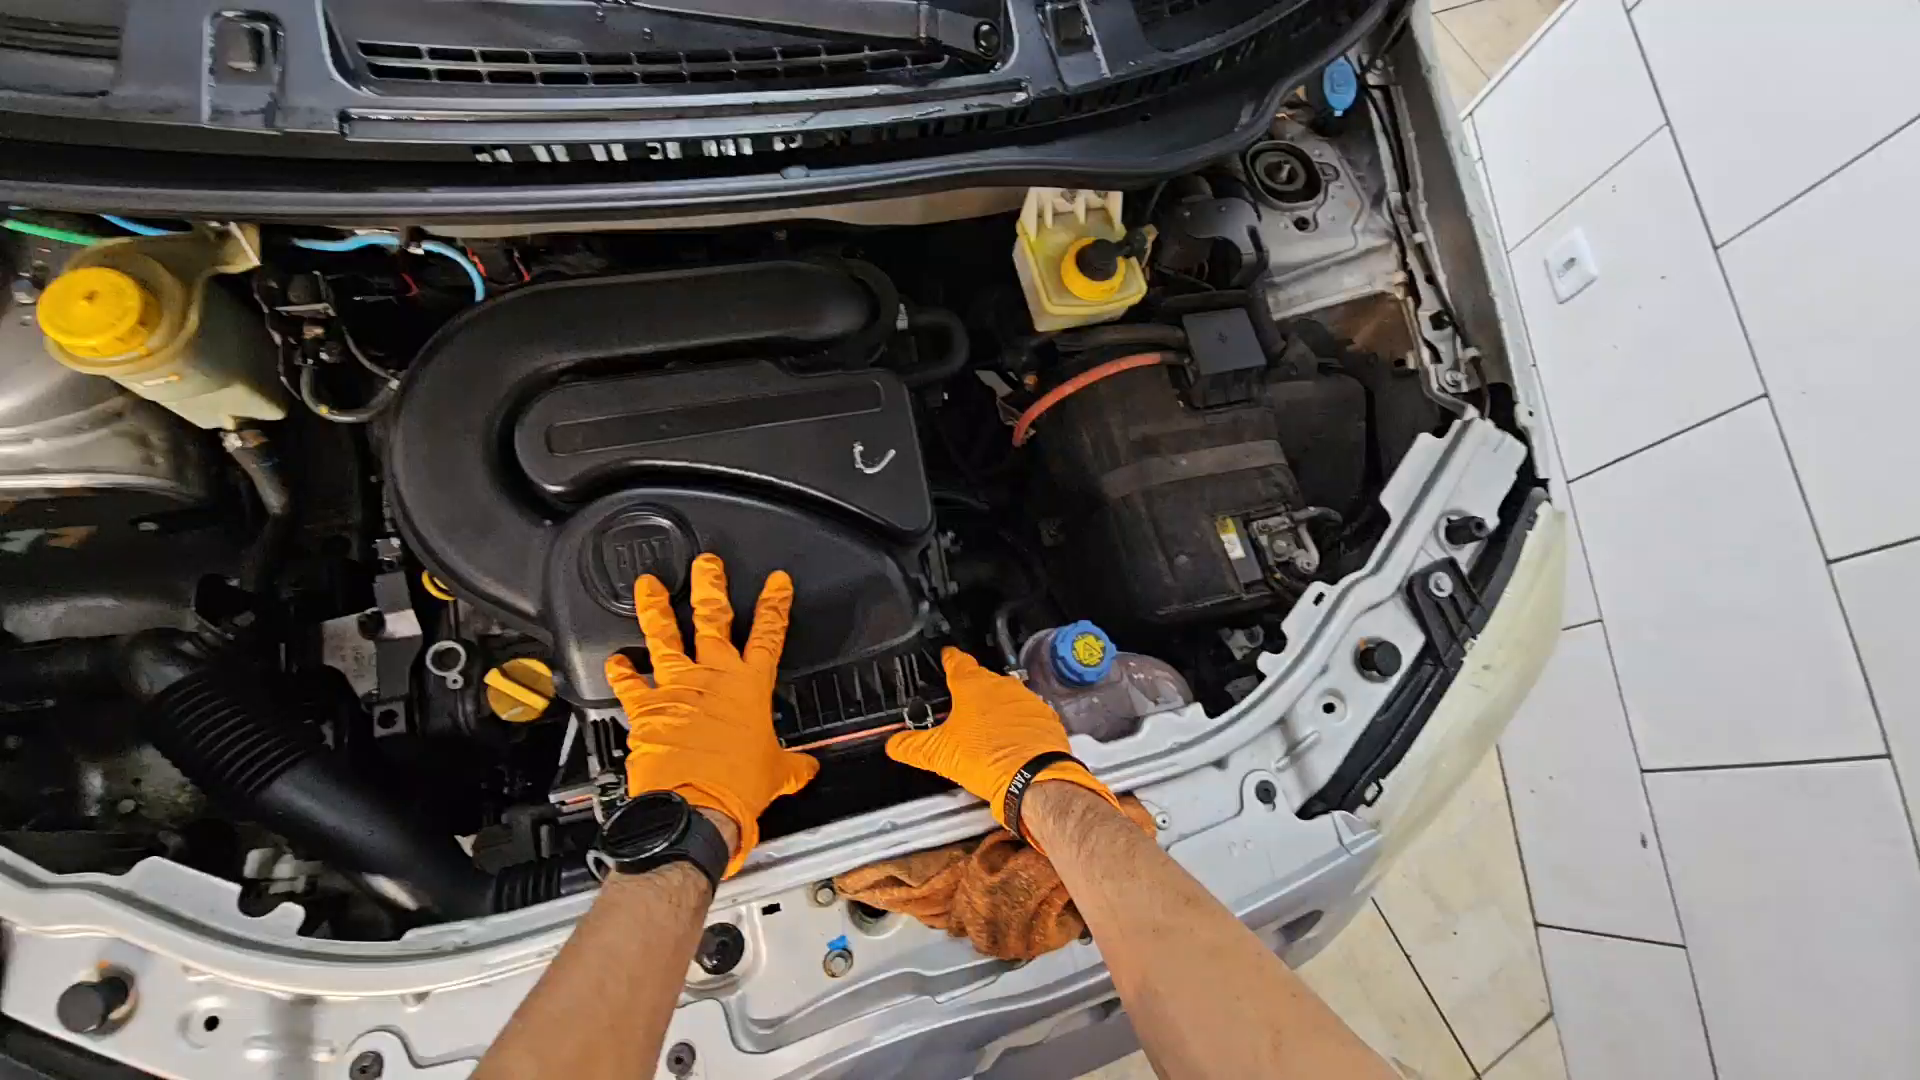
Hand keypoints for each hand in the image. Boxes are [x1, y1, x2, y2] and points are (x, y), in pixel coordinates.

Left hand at [605, 554, 818, 877]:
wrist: (695, 808)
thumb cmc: (738, 787)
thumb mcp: (778, 774)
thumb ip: (793, 766)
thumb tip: (807, 769)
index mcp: (751, 686)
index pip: (770, 633)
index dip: (775, 604)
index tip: (777, 581)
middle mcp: (714, 676)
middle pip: (713, 617)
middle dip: (711, 585)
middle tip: (706, 563)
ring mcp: (677, 687)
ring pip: (665, 636)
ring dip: (656, 609)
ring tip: (649, 585)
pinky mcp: (646, 708)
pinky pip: (630, 683)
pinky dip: (621, 671)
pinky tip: (615, 660)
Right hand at [886, 648, 1119, 839]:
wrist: (1033, 779)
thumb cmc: (989, 759)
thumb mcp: (939, 754)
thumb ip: (912, 746)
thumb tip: (894, 744)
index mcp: (973, 686)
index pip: (957, 661)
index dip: (949, 659)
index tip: (947, 656)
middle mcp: (1002, 686)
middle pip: (982, 680)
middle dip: (971, 691)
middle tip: (960, 708)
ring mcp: (1026, 700)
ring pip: (1006, 697)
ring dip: (996, 709)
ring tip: (985, 732)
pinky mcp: (1045, 717)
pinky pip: (1027, 715)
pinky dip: (1018, 724)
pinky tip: (1011, 742)